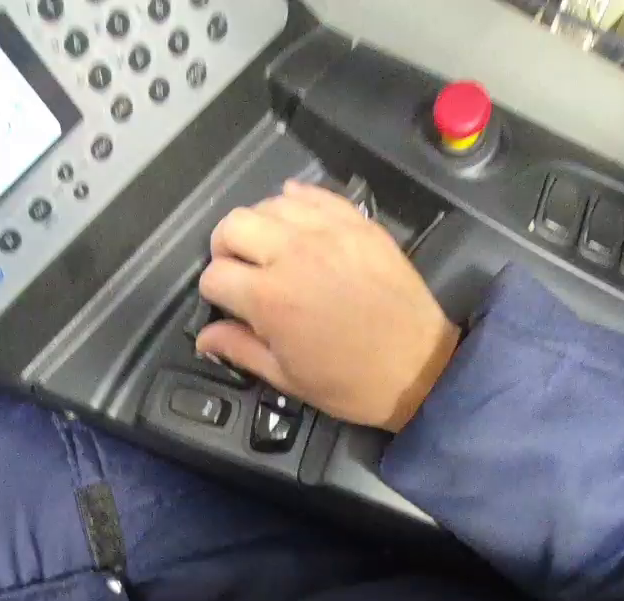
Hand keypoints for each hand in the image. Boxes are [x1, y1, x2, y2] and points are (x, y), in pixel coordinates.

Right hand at [197, 181, 460, 430]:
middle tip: (240, 270)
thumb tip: (204, 337)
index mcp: (269, 299)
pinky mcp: (357, 222)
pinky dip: (296, 203)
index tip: (228, 306)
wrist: (419, 368)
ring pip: (269, 203)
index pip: (214, 275)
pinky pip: (313, 194)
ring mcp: (327, 232)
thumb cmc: (352, 384)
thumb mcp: (288, 378)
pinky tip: (298, 223)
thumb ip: (241, 350)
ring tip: (271, 250)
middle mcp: (292, 255)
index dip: (213, 292)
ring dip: (260, 225)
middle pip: (232, 225)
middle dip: (225, 248)